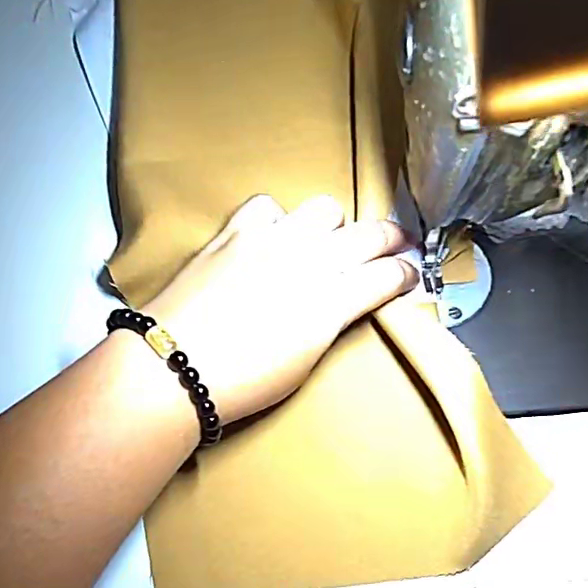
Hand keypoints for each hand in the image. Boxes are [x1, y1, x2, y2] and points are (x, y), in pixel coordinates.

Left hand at [138, 193, 417, 423]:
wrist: (177, 366)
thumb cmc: (243, 381)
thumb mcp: (306, 361)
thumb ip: (331, 323)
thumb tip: (344, 305)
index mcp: (332, 301)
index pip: (387, 275)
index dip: (405, 274)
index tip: (410, 275)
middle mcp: (309, 260)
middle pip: (368, 234)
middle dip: (390, 239)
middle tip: (396, 245)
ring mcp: (271, 240)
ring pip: (323, 208)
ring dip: (336, 224)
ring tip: (331, 239)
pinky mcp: (235, 232)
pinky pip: (269, 206)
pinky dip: (280, 218)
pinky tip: (275, 235)